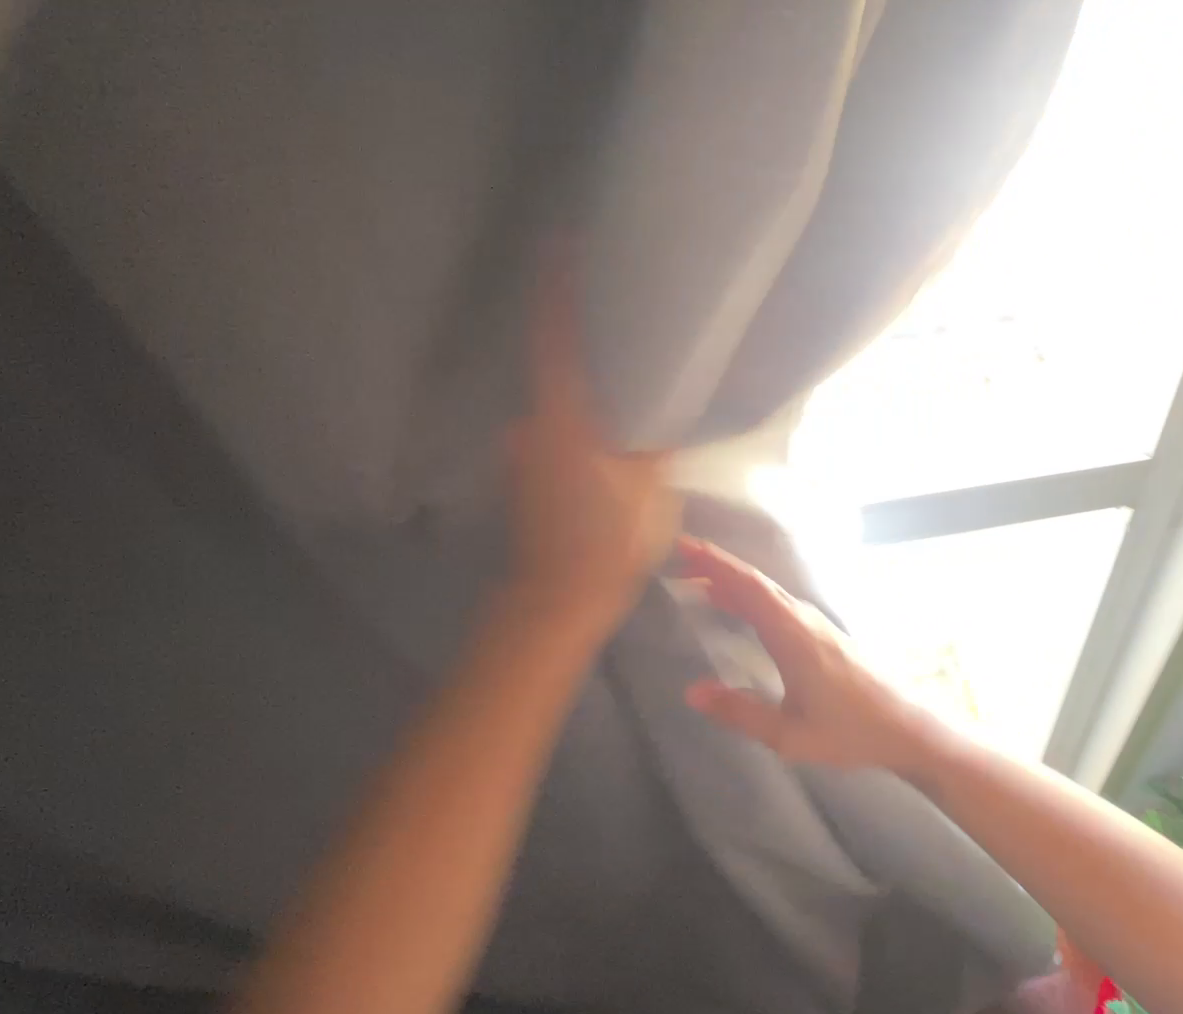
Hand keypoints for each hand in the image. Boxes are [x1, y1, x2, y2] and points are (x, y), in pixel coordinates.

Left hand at [504, 249, 676, 624]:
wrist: (558, 600)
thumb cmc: (608, 543)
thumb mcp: (651, 490)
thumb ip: (654, 445)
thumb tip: (661, 416)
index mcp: (563, 419)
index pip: (555, 338)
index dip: (555, 289)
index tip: (560, 244)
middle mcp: (531, 425)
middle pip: (553, 368)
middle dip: (580, 343)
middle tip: (617, 322)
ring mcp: (521, 453)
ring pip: (555, 405)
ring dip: (581, 392)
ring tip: (620, 381)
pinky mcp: (524, 476)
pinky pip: (553, 431)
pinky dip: (575, 424)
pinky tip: (604, 436)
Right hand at [676, 537, 946, 773]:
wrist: (907, 727)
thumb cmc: (850, 732)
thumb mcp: (789, 734)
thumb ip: (740, 712)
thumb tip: (691, 692)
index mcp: (793, 636)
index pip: (748, 586)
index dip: (714, 563)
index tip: (682, 545)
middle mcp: (804, 620)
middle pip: (755, 582)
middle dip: (716, 566)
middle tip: (676, 558)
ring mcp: (816, 625)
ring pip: (768, 592)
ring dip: (732, 581)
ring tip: (695, 578)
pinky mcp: (823, 634)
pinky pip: (778, 604)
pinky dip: (750, 597)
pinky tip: (735, 606)